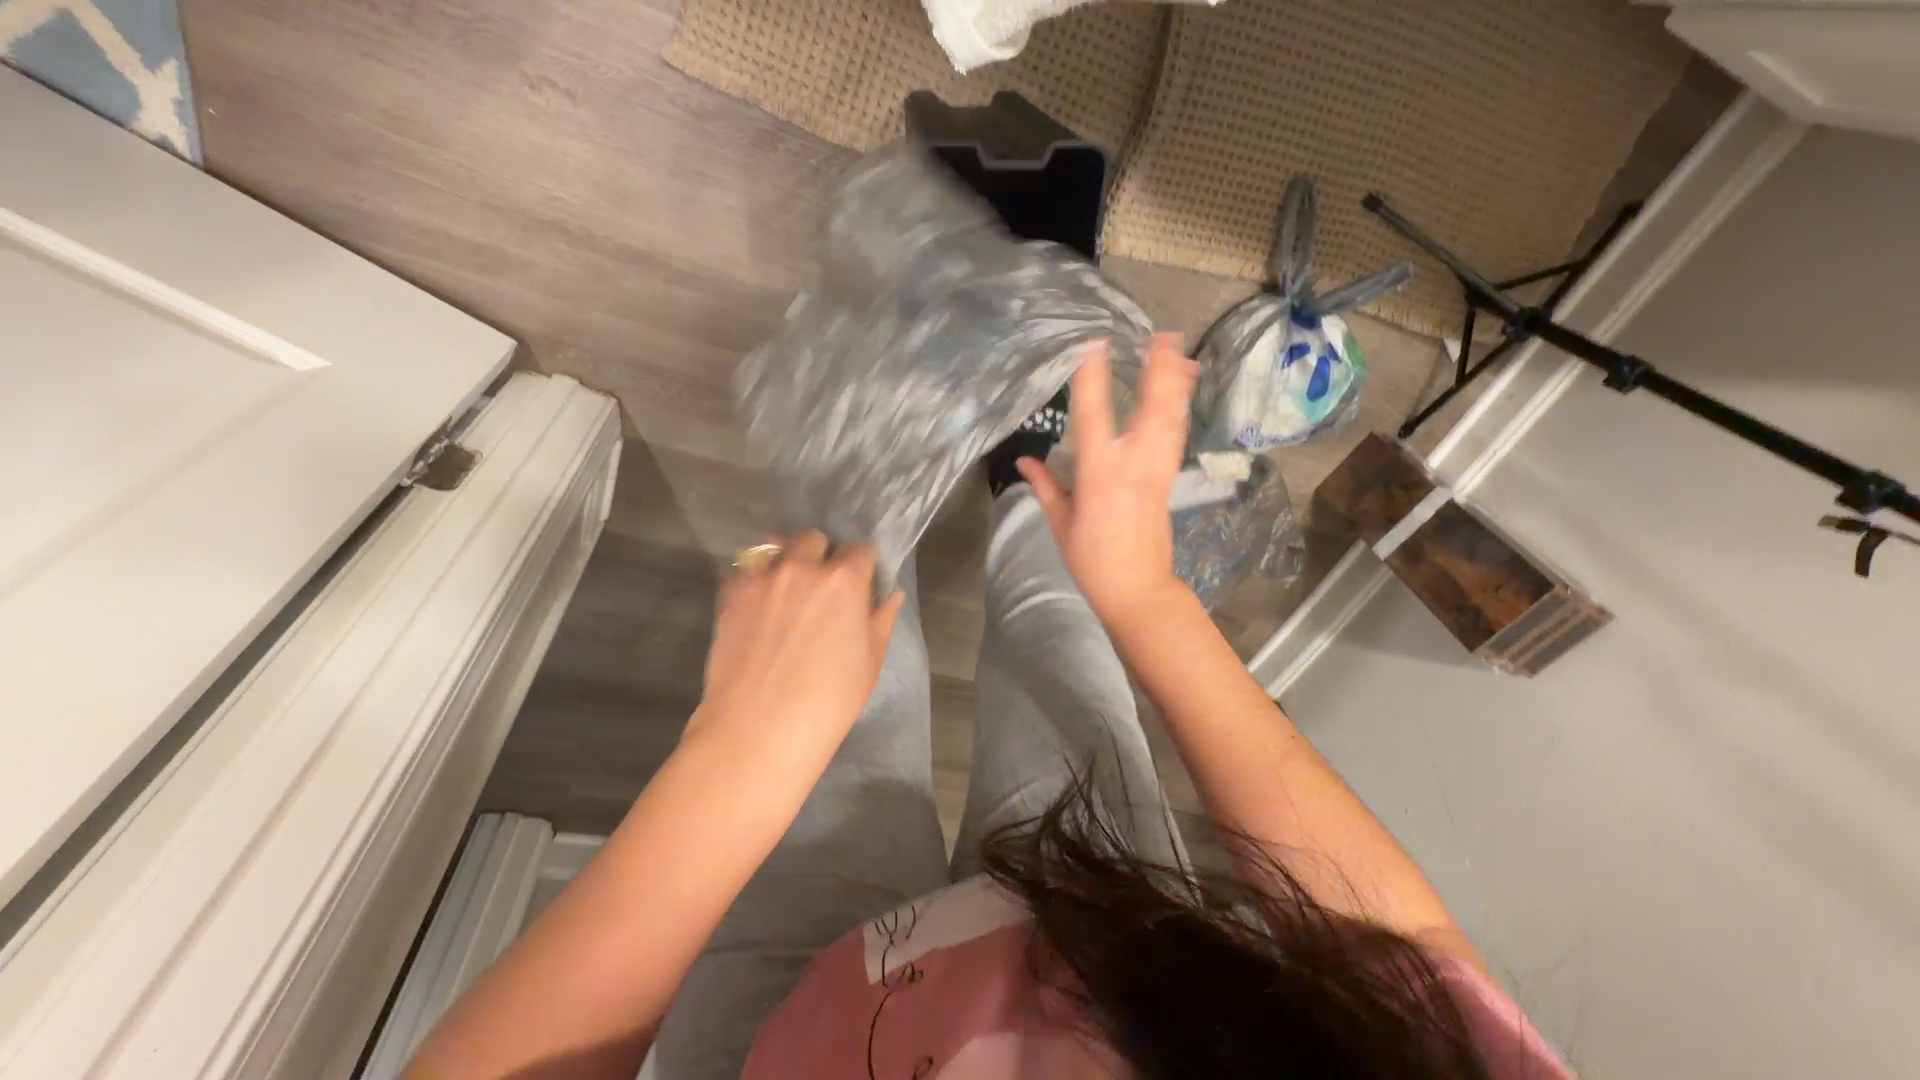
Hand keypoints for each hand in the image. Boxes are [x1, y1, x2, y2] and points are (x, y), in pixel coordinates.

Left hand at [692, 531, 903, 756]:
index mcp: (844, 581)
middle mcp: (802, 568)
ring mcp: (762, 579)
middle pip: (813, 538)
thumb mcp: (871, 662)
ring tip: (785, 587)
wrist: (761, 728)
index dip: (861, 567)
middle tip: (820, 586)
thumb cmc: (829, 701)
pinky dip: (753, 577)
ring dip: (785, 558)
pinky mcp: (730, 595)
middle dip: (820, 555)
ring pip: (775, 545)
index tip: (858, 586)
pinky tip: (759, 602)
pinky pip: (744, 569)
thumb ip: (881, 620)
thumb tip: (891, 595)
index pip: (859, 550)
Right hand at [1018, 334, 1199, 626]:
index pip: (1094, 415)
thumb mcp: (1061, 523)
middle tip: (1163, 336)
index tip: (1094, 344)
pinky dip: (1179, 413)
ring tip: (1180, 354)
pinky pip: (1175, 439)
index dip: (1093, 377)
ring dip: (1176, 385)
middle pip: (1151, 408)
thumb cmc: (1091, 559)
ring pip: (1171, 420)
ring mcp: (1156, 471)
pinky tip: (1182, 396)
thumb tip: (1024, 461)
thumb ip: (1045, 487)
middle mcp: (1133, 465)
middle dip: (1158, 370)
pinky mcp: (1168, 481)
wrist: (1137, 589)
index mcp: (1099, 473)